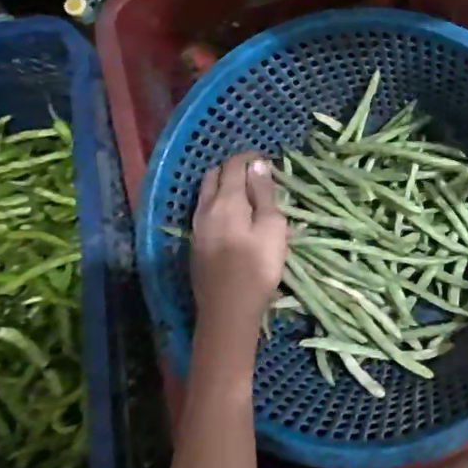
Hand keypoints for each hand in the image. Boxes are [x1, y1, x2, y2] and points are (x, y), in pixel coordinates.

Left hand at [192, 153, 287, 332]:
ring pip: (206, 194)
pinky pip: (205, 211)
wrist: (227, 309)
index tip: (266, 160)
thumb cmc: (258, 267)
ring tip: (247, 195)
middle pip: (214, 175)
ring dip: (224, 186)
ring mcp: (197, 227)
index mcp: (226, 201)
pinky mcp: (196, 243)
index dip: (249, 158)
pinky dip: (219, 204)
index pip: (233, 166)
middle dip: (233, 168)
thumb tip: (257, 165)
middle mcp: (205, 208)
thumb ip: (264, 194)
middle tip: (255, 175)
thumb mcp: (272, 227)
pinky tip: (234, 217)